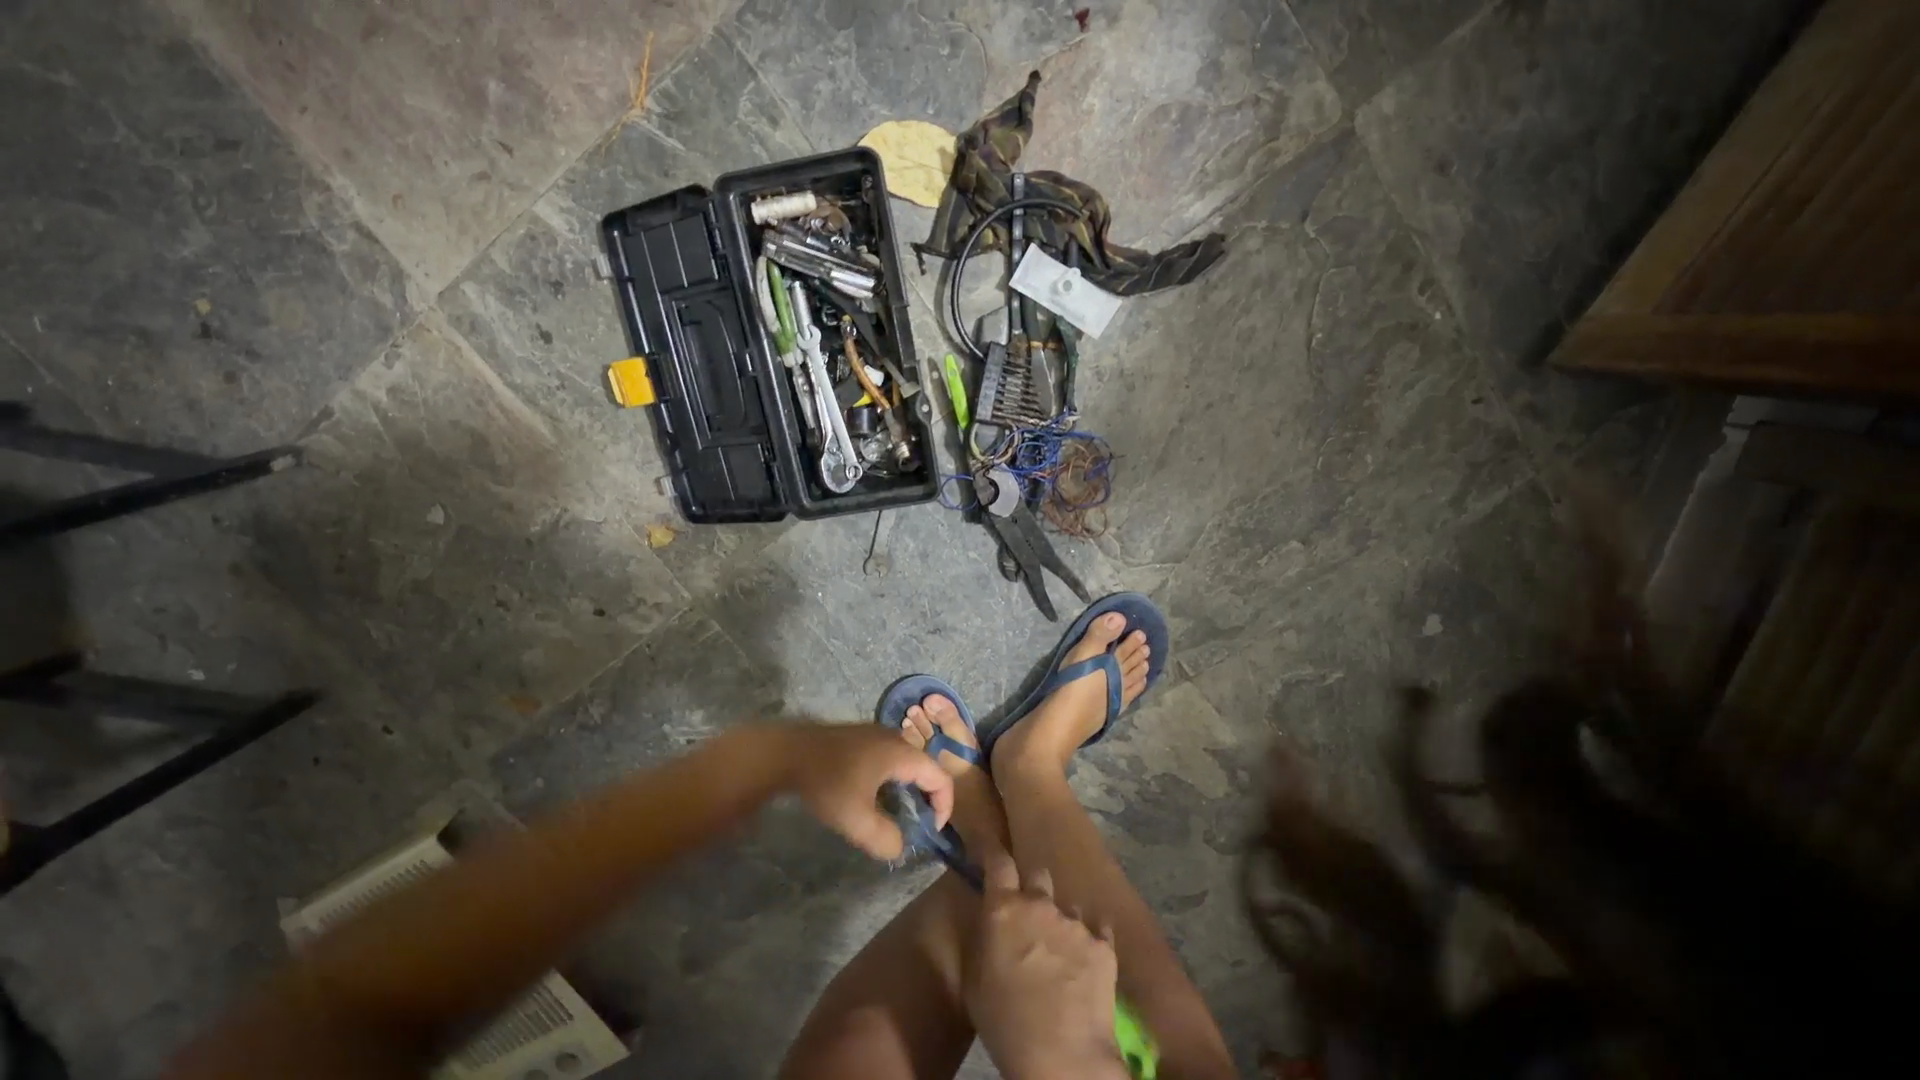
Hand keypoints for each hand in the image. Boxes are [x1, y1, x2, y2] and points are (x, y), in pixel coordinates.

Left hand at [783, 723, 953, 859]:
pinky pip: (891, 759)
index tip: (933, 831)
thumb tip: (901, 848)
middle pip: (927, 768)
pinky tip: (875, 797)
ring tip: (898, 815)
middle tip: (918, 825)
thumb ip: (884, 839)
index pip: (941, 778)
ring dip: (909, 790)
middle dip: (928, 799)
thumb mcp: (856, 819)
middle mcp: (896, 738)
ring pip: (908, 763)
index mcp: (903, 753)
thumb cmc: (827, 782)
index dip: (944, 806)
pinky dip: (894, 780)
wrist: (787, 752)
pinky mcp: (861, 737)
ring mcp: (877, 735)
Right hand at [966, 854, 1126, 1079]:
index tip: (989, 850)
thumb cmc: (1004, 1023)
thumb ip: (984, 940)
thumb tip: (990, 921)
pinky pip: (1095, 928)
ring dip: (1060, 919)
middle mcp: (1041, 905)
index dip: (992, 851)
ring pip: (1067, 905)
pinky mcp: (1104, 944)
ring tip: (1058, 950)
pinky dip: (1088, 939)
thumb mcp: (975, 981)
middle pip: (1037, 874)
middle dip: (1031, 886)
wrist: (1062, 1056)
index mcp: (1004, 910)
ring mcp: (1076, 923)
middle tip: (1027, 913)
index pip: (998, 861)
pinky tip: (1084, 962)